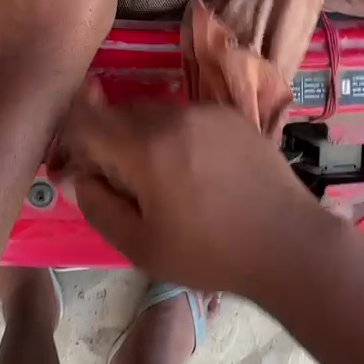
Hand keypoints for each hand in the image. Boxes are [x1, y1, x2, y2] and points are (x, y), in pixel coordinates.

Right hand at [56, 87, 334, 295]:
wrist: (288, 242)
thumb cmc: (210, 253)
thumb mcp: (142, 247)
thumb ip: (99, 207)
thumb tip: (78, 176)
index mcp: (145, 147)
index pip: (87, 119)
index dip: (75, 137)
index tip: (83, 164)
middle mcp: (171, 115)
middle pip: (120, 113)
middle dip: (111, 140)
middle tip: (127, 183)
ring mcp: (203, 109)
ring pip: (154, 112)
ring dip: (146, 136)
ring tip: (167, 180)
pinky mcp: (229, 112)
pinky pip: (186, 115)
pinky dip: (179, 134)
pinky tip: (198, 169)